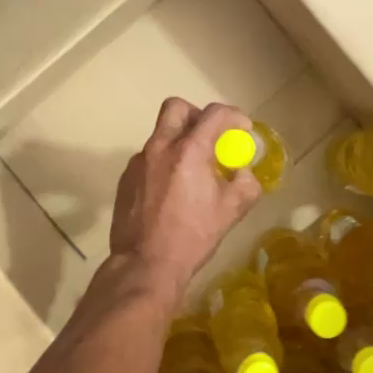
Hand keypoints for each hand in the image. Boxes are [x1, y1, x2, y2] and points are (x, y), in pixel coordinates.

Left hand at [107, 97, 261, 298]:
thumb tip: (244, 173)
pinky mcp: (126, 178)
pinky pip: (148, 158)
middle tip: (209, 136)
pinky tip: (170, 191)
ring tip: (191, 171)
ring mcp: (139, 161)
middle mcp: (161, 147)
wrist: (145, 265)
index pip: (214, 114)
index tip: (242, 128)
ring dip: (179, 142)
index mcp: (190, 151)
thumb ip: (245, 184)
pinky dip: (163, 164)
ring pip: (161, 134)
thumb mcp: (231, 212)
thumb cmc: (192, 237)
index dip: (233, 115)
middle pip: (176, 107)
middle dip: (196, 115)